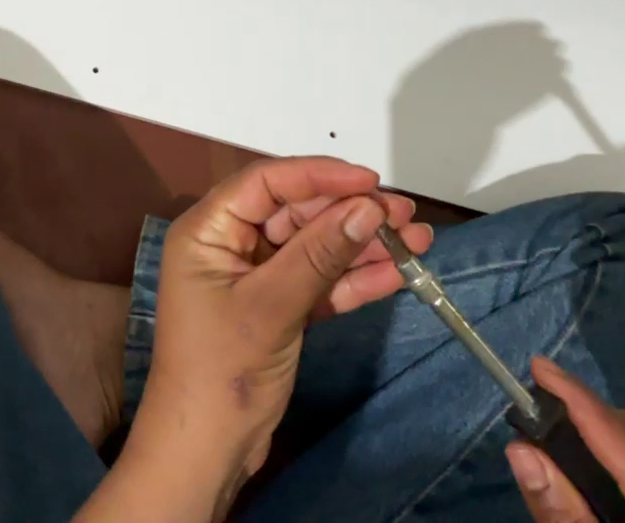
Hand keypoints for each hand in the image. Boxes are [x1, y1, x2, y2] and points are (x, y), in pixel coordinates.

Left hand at [133, 157, 432, 490]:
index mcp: (208, 230)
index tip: (370, 181)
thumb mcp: (271, 306)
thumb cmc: (221, 370)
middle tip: (405, 213)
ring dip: (362, 244)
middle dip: (350, 212)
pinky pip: (319, 281)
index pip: (266, 183)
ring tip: (418, 240)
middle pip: (296, 212)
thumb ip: (319, 254)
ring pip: (314, 246)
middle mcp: (230, 244)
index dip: (319, 175)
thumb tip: (368, 208)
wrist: (206, 450)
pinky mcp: (277, 306)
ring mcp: (255, 276)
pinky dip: (354, 279)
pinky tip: (397, 274)